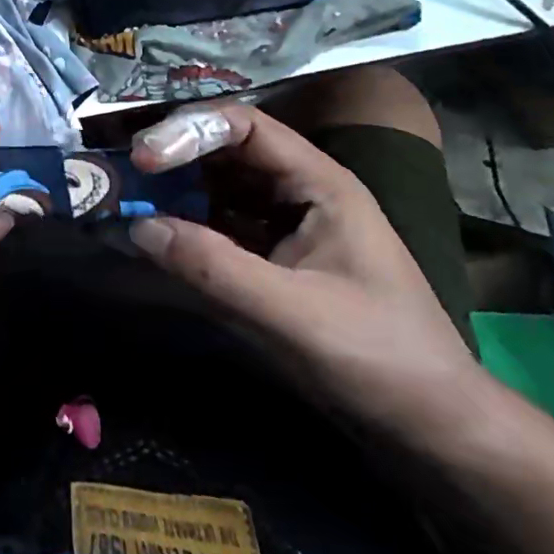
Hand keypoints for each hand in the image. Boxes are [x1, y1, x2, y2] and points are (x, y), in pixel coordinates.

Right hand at [129, 103, 482, 433]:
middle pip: (228, 153)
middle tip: (121, 172)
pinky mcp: (275, 259)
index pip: (245, 128)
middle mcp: (301, 191)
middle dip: (174, 157)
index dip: (190, 131)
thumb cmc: (377, 357)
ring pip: (222, 189)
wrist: (432, 425)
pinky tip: (155, 235)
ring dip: (176, 191)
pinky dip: (188, 227)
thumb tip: (138, 227)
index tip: (143, 157)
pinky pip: (223, 227)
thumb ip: (215, 268)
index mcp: (319, 183)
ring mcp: (287, 225)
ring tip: (125, 197)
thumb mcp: (293, 313)